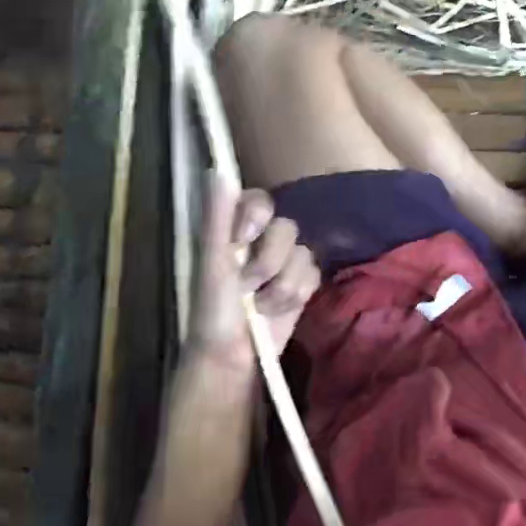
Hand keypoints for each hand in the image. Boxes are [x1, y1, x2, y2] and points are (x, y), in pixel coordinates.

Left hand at [191, 180, 319, 370]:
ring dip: (281, 283)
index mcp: (235, 230)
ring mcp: (285, 260)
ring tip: (261, 303)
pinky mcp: (303, 281)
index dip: (256, 215)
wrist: (234, 354)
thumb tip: (217, 171)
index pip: (259, 200)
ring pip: (303, 252)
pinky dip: (295, 294)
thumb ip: (217, 217)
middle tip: (247, 284)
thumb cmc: (212, 308)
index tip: (243, 236)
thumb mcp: (212, 261)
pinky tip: (278, 308)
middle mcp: (262, 240)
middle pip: (286, 226)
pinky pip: (313, 273)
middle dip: (268, 259)